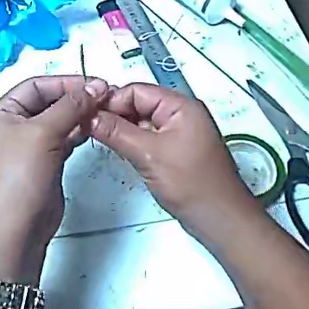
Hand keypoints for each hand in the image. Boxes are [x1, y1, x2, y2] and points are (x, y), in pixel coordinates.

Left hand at [0, 75, 107, 282]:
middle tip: (106, 97)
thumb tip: (95, 85)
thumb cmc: (17, 179)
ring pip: (59, 120)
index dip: (66, 82)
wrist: (14, 232)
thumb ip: (71, 106)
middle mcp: (12, 127)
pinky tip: (96, 128)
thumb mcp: (43, 133)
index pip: (36, 85)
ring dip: (81, 114)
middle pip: (49, 101)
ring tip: (106, 111)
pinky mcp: (44, 163)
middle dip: (77, 97)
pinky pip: (65, 138)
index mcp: (0, 114)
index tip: (96, 84)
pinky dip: (80, 132)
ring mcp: (29, 147)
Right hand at [89, 83, 258, 239]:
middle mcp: (182, 114)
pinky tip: (120, 152)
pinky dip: (134, 142)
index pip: (137, 90)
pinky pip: (150, 138)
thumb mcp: (148, 153)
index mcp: (181, 105)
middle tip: (88, 129)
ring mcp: (180, 133)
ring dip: (123, 129)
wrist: (219, 217)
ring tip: (100, 141)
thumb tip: (90, 116)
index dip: (112, 101)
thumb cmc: (193, 183)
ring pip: (143, 122)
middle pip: (139, 104)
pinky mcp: (177, 151)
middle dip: (115, 115)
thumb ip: (117, 132)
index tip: (88, 116)